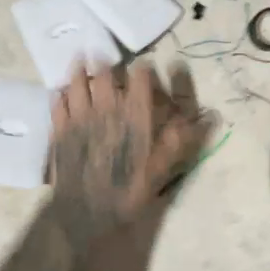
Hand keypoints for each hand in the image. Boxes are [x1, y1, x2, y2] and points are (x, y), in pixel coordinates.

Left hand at [49, 63, 202, 232]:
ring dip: (81, 68)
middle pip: (106, 73)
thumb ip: (179, 139)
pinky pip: (59, 101)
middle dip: (110, 63)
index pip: (140, 78)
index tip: (144, 67)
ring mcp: (80, 116)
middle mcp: (107, 108)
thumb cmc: (128, 192)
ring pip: (78, 81)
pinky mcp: (59, 128)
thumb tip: (210, 117)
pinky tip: (63, 91)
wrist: (86, 212)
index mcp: (135, 115)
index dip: (142, 69)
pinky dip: (62, 92)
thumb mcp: (161, 169)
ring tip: (81, 58)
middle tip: (109, 58)